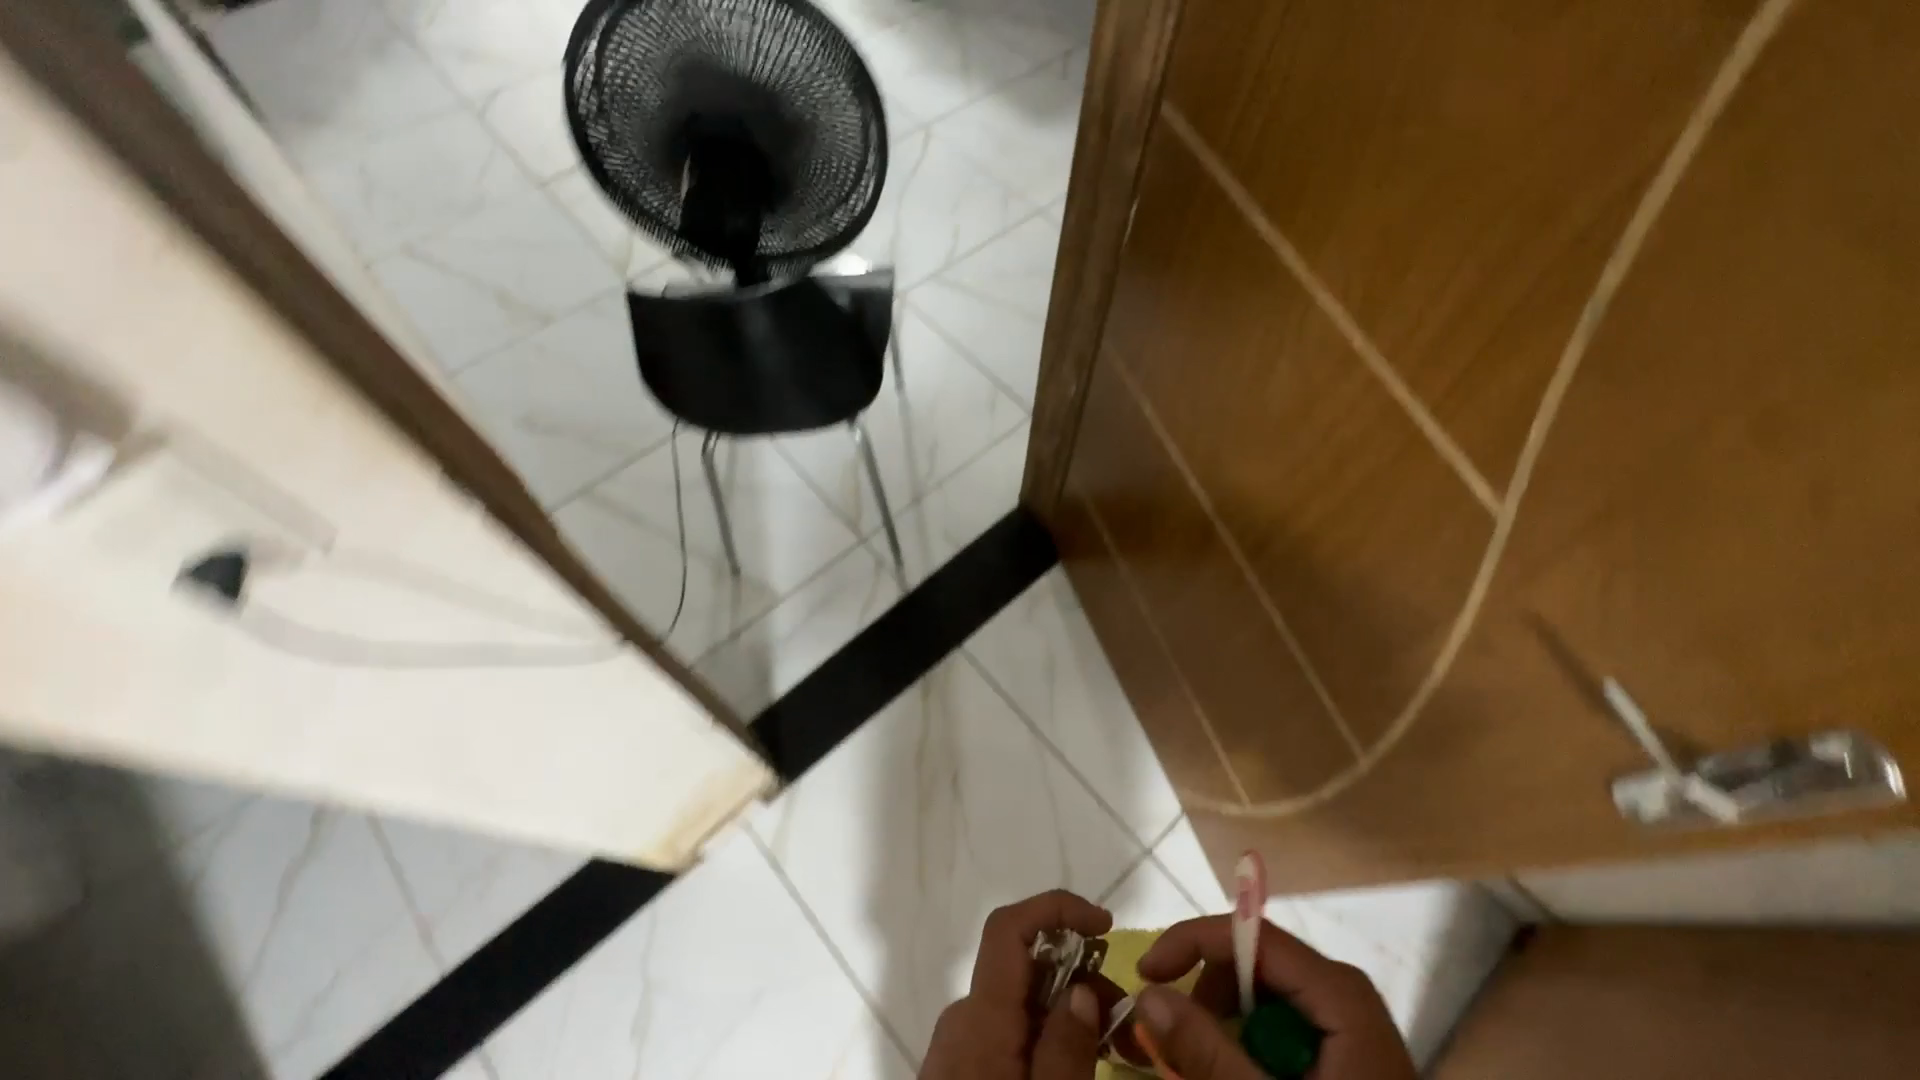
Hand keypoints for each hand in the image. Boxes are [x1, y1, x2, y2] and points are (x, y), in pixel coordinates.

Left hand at [920, 890, 1125, 1079]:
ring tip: (1112, 1056)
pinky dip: (1044, 1037)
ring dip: (1067, 1015)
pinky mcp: (959, 1068)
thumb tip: (1082, 989)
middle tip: (1128, 1026)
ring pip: (1019, 1005)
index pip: (1008, 928)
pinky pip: (1006, 1033)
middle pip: (1024, 969)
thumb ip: (1066, 1049)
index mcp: (981, 1016)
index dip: (1056, 907)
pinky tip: (1073, 1070)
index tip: (1106, 926)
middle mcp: (963, 1016)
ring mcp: (957, 1043)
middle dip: (1080, 980)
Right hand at [1132, 915, 1415, 1079]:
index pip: (1248, 935)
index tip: (1145, 975)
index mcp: (1337, 991)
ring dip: (1218, 1027)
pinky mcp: (1336, 1046)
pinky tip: (1235, 1075)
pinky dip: (1242, 1047)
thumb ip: (1210, 1054)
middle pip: (1248, 964)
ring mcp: (1339, 1018)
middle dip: (1203, 998)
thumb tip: (1148, 995)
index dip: (1190, 943)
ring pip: (1254, 996)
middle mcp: (1338, 990)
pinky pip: (1272, 1026)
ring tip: (1205, 1069)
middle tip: (1175, 1045)